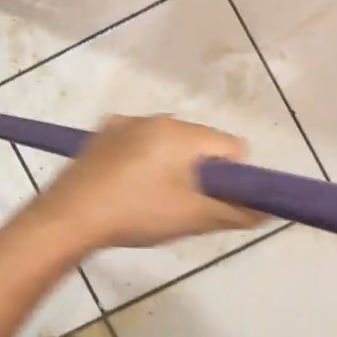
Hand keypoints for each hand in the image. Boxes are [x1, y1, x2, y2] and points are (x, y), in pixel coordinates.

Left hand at [32, 114, 263, 249]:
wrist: (68, 216)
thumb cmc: (137, 212)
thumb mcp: (195, 217)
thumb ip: (239, 212)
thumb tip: (267, 209)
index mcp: (180, 132)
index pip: (231, 147)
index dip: (232, 176)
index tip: (213, 199)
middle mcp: (151, 119)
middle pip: (197, 142)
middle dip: (199, 170)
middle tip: (180, 202)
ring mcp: (119, 125)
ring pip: (164, 143)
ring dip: (168, 166)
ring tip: (150, 199)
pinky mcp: (96, 137)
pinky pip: (134, 144)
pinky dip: (139, 161)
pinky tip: (126, 187)